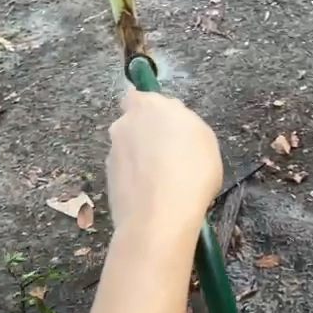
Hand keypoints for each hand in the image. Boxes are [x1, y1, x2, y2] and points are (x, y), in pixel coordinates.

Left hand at [106, 89, 221, 238]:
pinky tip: (151, 195)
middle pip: (132, 123)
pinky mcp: (108, 178)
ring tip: (161, 181)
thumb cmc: (192, 172)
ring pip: (127, 149)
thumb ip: (183, 124)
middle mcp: (125, 124)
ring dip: (139, 159)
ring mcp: (113, 151)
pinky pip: (124, 172)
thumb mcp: (205, 139)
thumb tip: (172, 125)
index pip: (140, 95)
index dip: (151, 111)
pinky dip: (134, 179)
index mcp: (150, 105)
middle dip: (144, 134)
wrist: (160, 216)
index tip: (166, 126)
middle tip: (167, 155)